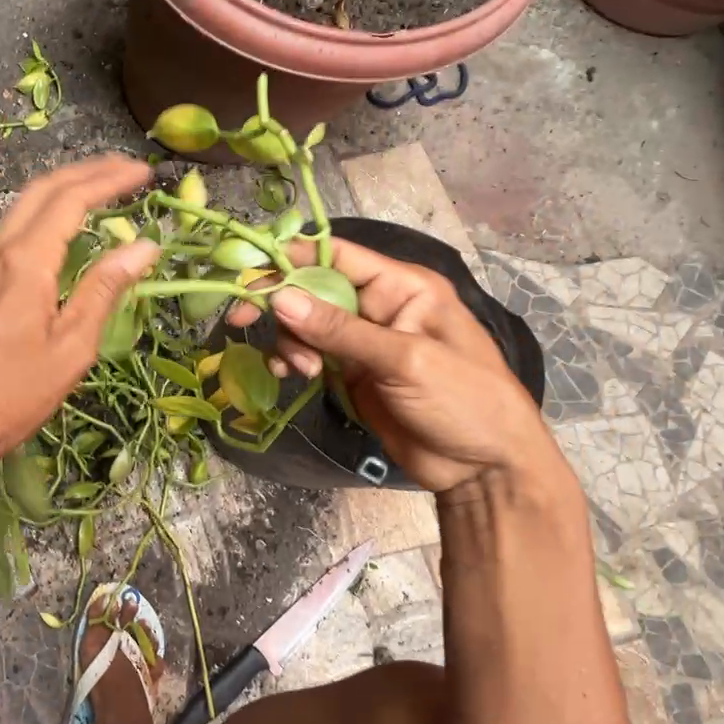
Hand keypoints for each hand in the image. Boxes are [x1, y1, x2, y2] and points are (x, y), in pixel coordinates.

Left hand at [0, 155, 159, 498]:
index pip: (70, 200)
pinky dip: (42, 214)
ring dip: (62, 189)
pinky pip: (11, 230)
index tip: (144, 173)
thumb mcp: (73, 347)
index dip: (108, 180)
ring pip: (22, 207)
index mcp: (24, 262)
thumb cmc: (16, 393)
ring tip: (102, 188)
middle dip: (86, 172)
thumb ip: (105, 289)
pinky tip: (63, 228)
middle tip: (126, 170)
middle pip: (42, 190)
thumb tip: (144, 247)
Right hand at [225, 237, 564, 492]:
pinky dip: (290, 359)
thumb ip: (338, 330)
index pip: (335, 255)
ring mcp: (361, 338)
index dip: (290, 258)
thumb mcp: (403, 361)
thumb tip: (279, 299)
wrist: (483, 468)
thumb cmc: (464, 402)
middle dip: (277, 303)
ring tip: (300, 370)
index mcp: (402, 286)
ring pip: (301, 322)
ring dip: (288, 341)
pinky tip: (293, 376)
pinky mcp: (347, 369)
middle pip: (310, 287)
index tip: (246, 272)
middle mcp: (377, 304)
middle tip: (240, 320)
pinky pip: (305, 351)